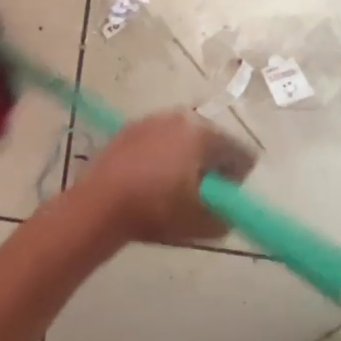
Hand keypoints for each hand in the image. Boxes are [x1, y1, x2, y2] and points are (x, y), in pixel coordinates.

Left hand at [73, 112, 257, 244]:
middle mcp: (179, 117)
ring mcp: (149, 120)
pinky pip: (156, 140)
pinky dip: (159, 155)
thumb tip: (227, 209)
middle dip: (211, 165)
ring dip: (184, 158)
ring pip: (182, 139)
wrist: (99, 203)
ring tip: (172, 186)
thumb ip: (228, 215)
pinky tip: (149, 177)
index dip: (237, 180)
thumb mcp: (204, 223)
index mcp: (204, 134)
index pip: (241, 154)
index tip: (222, 199)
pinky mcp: (126, 129)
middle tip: (200, 193)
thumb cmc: (156, 210)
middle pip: (211, 141)